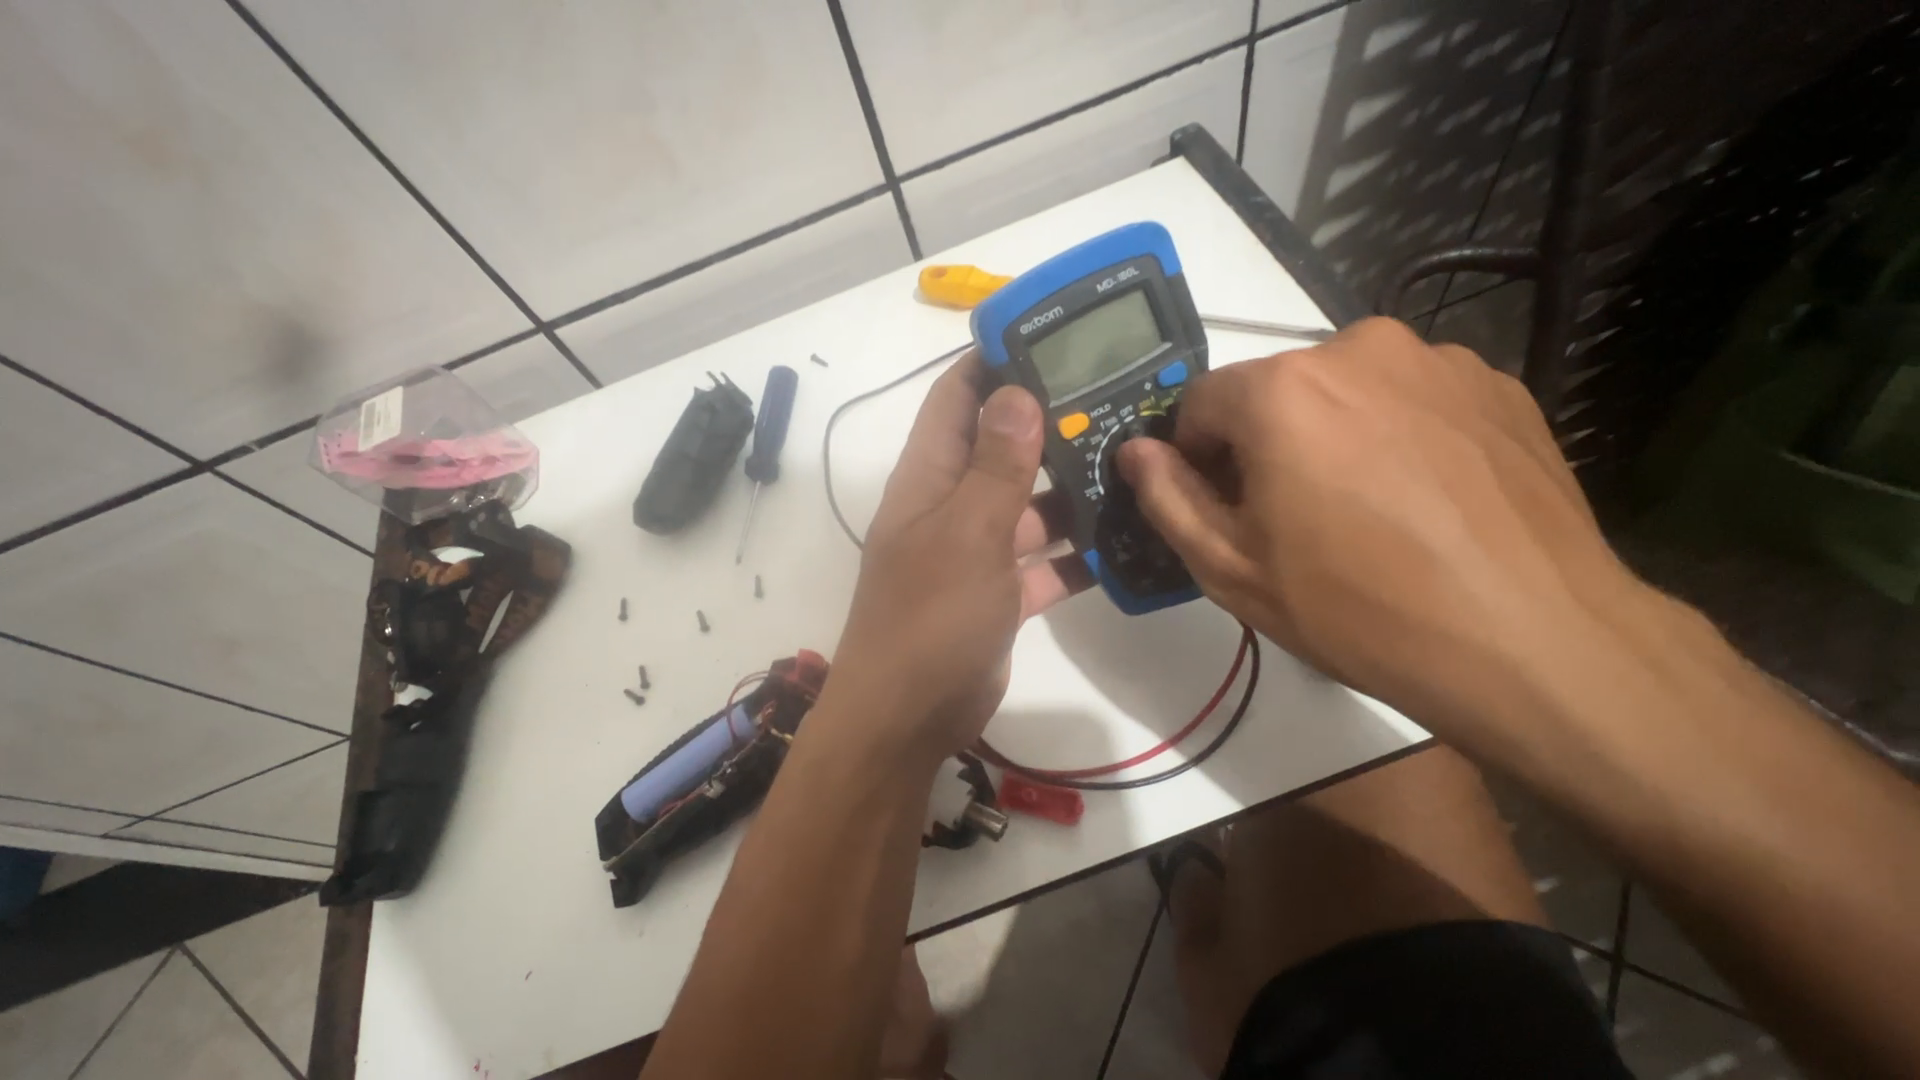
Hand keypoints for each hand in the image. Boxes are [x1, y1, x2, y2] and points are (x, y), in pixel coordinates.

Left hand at [823, 354, 1086, 764]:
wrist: (908, 717)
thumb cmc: (930, 616)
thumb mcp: (967, 533)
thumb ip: (996, 466)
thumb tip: (1015, 391)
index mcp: (928, 478)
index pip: (956, 399)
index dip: (993, 363)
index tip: (1050, 336)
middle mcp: (949, 506)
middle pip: (1001, 449)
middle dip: (1050, 424)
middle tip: (1118, 397)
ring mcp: (975, 553)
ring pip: (1029, 507)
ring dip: (1071, 490)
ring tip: (1133, 461)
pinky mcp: (1000, 595)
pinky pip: (1044, 563)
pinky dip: (1077, 555)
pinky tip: (1126, 540)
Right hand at [1117, 317, 1646, 745]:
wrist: (1529, 639)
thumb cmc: (1358, 608)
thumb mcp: (1231, 569)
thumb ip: (1167, 498)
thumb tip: (1135, 451)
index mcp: (1281, 389)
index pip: (1200, 402)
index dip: (1197, 459)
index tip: (1226, 511)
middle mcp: (1357, 348)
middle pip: (1277, 391)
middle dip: (1268, 444)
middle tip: (1298, 520)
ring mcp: (1438, 361)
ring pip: (1349, 391)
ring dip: (1337, 435)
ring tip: (1372, 512)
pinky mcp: (1498, 385)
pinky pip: (1416, 399)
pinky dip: (1402, 435)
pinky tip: (1428, 501)